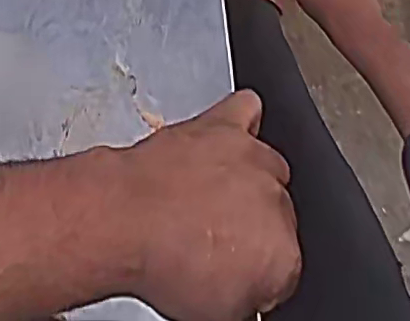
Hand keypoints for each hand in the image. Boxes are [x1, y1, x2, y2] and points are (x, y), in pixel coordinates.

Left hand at [112, 91, 299, 319]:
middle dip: (251, 222)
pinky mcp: (222, 124)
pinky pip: (248, 108)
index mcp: (283, 255)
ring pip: (267, 163)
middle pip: (277, 211)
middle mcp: (275, 200)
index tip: (233, 267)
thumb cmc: (162, 260)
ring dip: (247, 176)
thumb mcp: (218, 311)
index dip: (255, 268)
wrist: (125, 217)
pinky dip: (245, 116)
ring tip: (213, 190)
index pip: (284, 265)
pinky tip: (231, 132)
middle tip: (217, 231)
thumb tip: (246, 286)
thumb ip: (248, 294)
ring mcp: (249, 156)